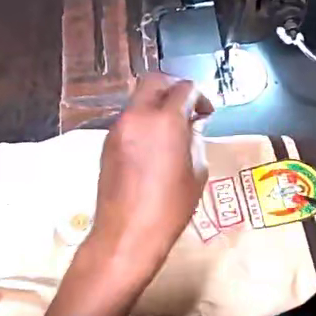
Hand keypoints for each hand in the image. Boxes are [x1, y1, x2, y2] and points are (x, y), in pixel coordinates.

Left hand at [78, 73, 212, 288]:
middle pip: (155, 81)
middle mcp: (137, 116)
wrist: (127, 234)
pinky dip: (144, 122)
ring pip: (139, 100)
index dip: (201, 97)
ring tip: (173, 129)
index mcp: (165, 120)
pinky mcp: (108, 144)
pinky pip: (129, 120)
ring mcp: (118, 129)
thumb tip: (191, 127)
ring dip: (157, 105)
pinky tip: (156, 145)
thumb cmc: (170, 208)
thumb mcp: (196, 173)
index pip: (185, 89)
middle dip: (174, 88)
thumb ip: (195, 141)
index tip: (207, 112)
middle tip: (189, 107)